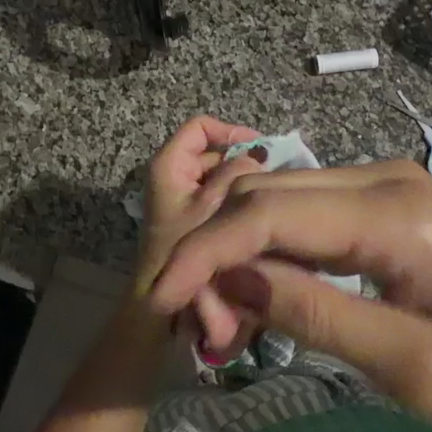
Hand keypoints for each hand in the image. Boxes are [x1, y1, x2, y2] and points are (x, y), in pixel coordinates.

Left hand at [136, 115, 264, 291]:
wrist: (159, 304)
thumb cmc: (182, 250)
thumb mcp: (214, 206)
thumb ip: (235, 174)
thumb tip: (255, 160)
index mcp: (168, 165)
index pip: (199, 127)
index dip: (230, 130)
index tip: (260, 147)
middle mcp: (172, 176)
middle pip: (211, 152)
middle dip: (242, 160)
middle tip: (272, 178)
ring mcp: (180, 199)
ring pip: (216, 176)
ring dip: (241, 183)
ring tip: (270, 197)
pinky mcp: (190, 220)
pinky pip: (217, 198)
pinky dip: (236, 201)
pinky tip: (259, 217)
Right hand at [147, 160, 431, 431]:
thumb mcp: (416, 368)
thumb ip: (317, 315)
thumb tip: (230, 277)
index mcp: (392, 212)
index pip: (266, 215)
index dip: (203, 254)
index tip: (159, 299)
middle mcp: (382, 177)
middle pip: (264, 195)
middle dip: (214, 253)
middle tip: (197, 325)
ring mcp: (387, 183)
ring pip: (280, 199)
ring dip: (238, 251)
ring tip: (223, 316)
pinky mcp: (390, 202)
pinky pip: (309, 212)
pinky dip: (271, 249)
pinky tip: (261, 290)